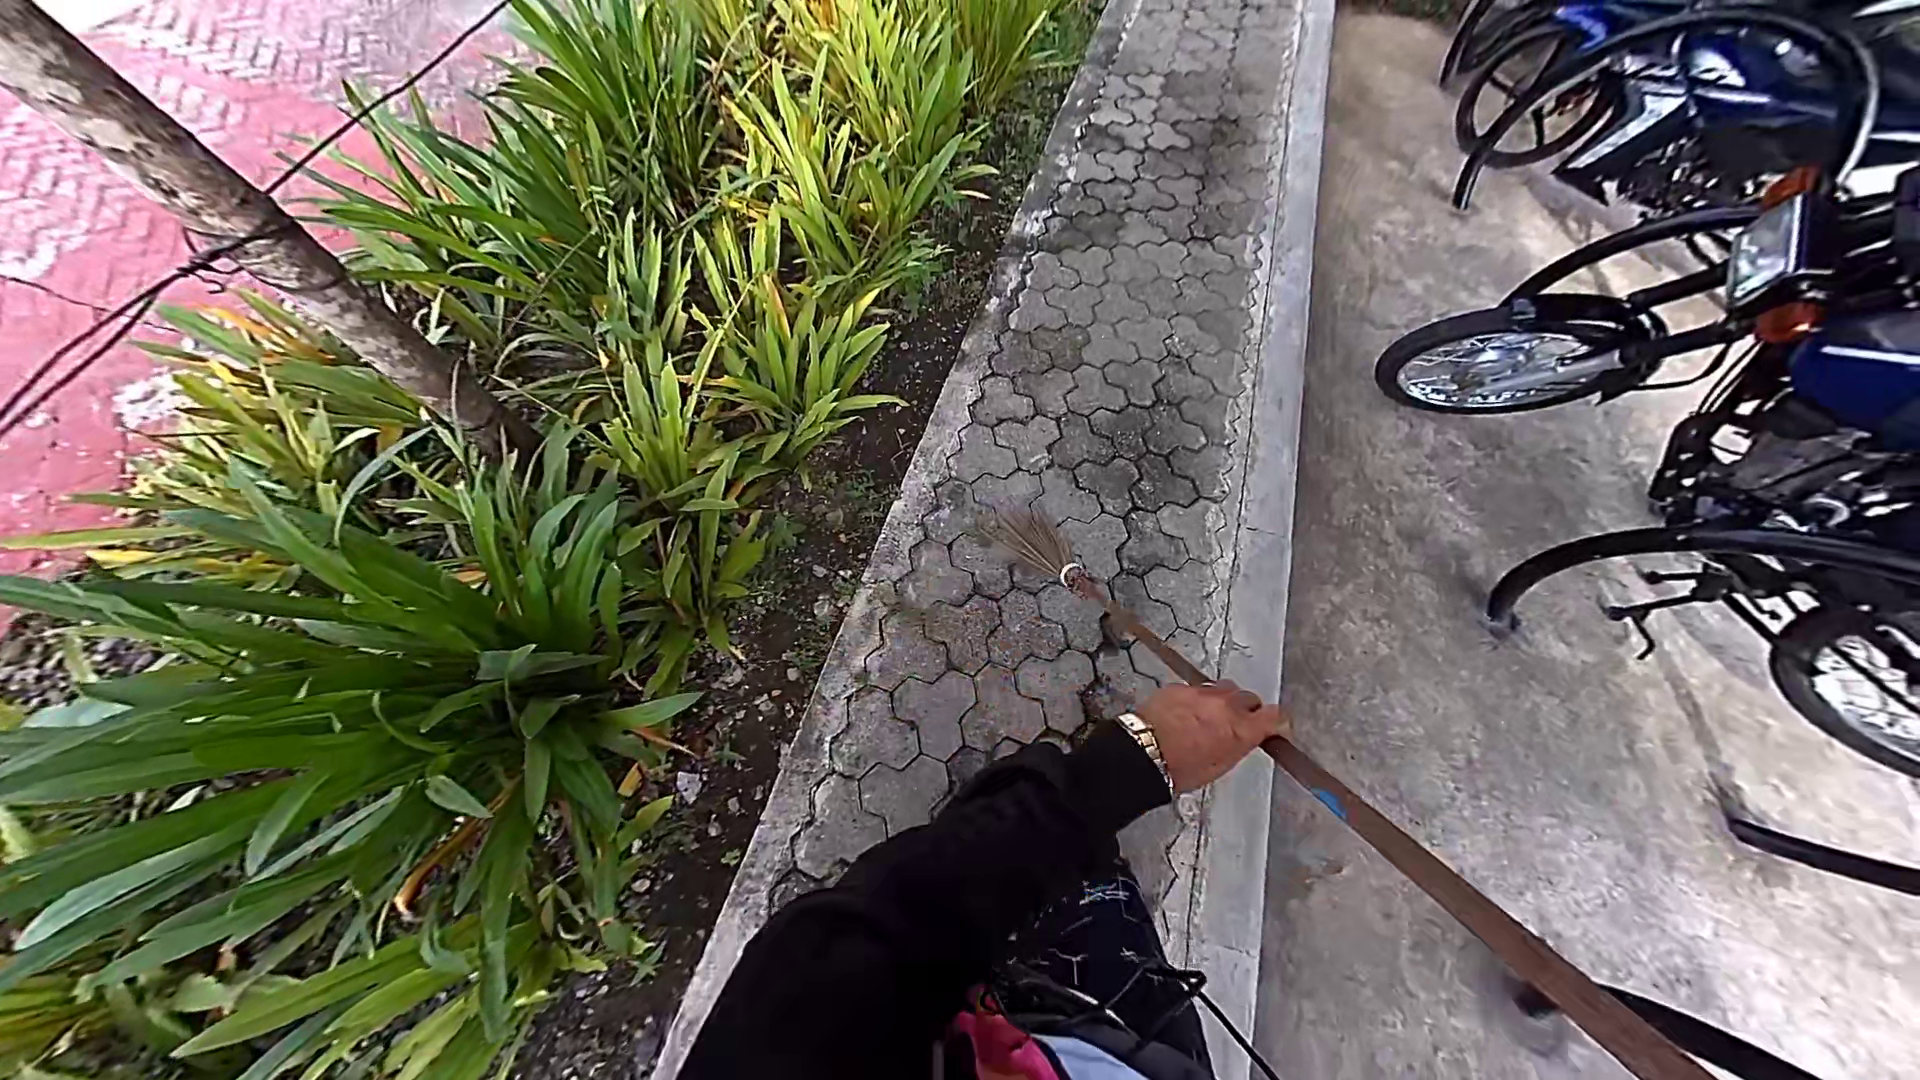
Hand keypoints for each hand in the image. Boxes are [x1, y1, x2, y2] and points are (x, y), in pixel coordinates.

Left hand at [1136, 681, 1289, 792]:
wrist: (1145, 751)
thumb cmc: (1179, 767)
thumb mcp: (1221, 765)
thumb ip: (1239, 744)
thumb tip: (1247, 736)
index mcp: (1241, 730)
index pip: (1275, 715)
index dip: (1276, 720)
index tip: (1274, 723)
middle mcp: (1225, 706)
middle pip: (1249, 698)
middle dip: (1246, 709)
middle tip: (1235, 722)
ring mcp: (1202, 693)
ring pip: (1224, 688)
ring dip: (1222, 700)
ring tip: (1209, 716)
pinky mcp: (1181, 686)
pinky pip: (1196, 688)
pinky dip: (1196, 698)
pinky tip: (1186, 712)